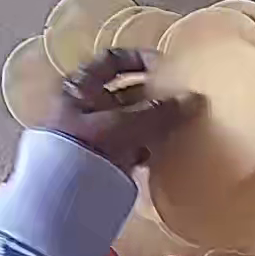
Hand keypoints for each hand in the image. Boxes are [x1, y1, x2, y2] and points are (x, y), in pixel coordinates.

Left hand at [43, 49, 199, 172]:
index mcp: (81, 86)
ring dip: (156, 122)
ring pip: (132, 121)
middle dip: (154, 95)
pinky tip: (169, 150)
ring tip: (182, 125)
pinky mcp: (103, 160)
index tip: (167, 67)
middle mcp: (86, 106)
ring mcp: (94, 134)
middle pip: (126, 93)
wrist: (59, 196)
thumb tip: (195, 99)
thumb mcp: (124, 123)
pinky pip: (133, 146)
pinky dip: (150, 146)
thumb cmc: (86, 147)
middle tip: (182, 99)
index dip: (139, 59)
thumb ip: (160, 112)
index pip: (112, 60)